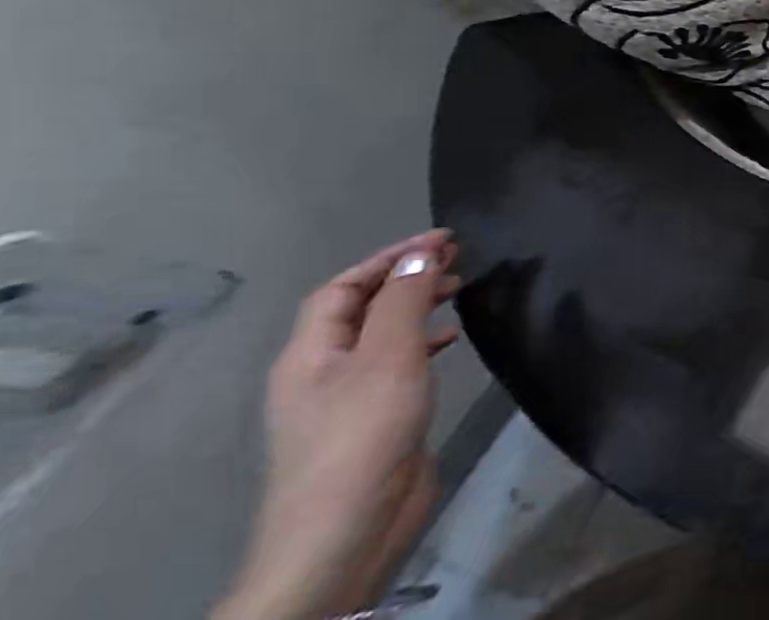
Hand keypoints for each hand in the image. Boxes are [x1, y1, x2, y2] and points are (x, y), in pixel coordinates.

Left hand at [214, 230, 461, 619]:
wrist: (348, 529)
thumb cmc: (364, 432)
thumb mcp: (388, 355)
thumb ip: (405, 300)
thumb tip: (423, 252)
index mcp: (311, 351)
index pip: (344, 286)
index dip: (391, 256)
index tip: (443, 239)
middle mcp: (322, 370)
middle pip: (361, 307)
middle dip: (406, 277)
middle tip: (456, 258)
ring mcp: (347, 398)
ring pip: (382, 335)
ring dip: (417, 306)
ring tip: (458, 290)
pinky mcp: (375, 420)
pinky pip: (397, 364)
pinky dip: (423, 342)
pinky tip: (450, 341)